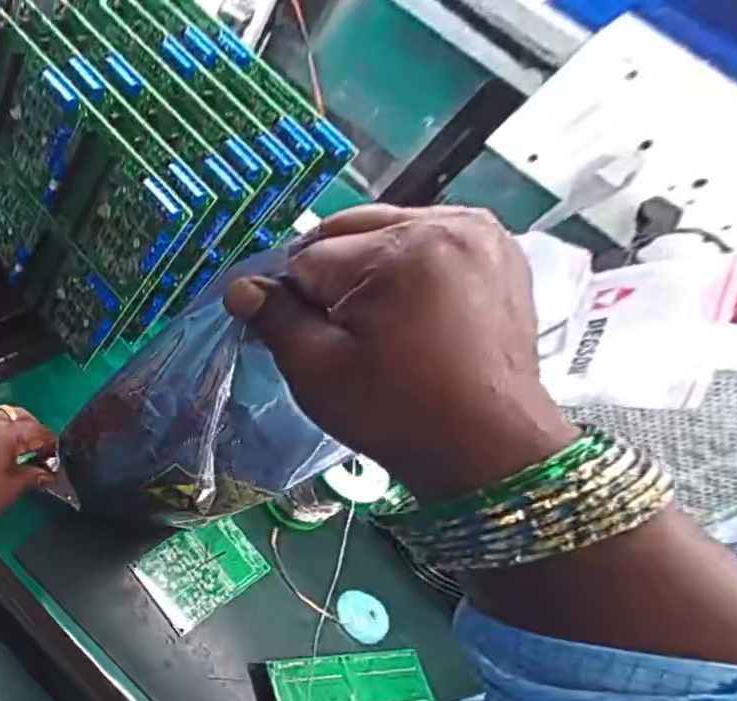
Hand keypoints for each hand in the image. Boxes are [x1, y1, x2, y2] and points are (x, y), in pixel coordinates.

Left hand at [0, 405, 56, 560]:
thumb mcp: (9, 489)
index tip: (55, 459)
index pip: (39, 431)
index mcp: (6, 431)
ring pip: (0, 415)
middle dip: (33, 431)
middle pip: (20, 416)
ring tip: (18, 450)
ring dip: (13, 428)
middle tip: (39, 452)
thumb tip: (48, 473)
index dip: (51, 445)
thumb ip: (32, 476)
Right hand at [223, 205, 578, 500]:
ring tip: (357, 319)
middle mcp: (446, 223)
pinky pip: (423, 242)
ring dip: (356, 267)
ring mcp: (480, 234)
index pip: (305, 257)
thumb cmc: (391, 407)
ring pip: (382, 232)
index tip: (289, 336)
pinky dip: (396, 267)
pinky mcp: (497, 252)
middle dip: (318, 273)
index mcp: (399, 249)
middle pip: (345, 230)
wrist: (483, 441)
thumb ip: (275, 318)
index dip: (286, 298)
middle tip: (317, 326)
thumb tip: (239, 289)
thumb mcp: (315, 366)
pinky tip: (395, 309)